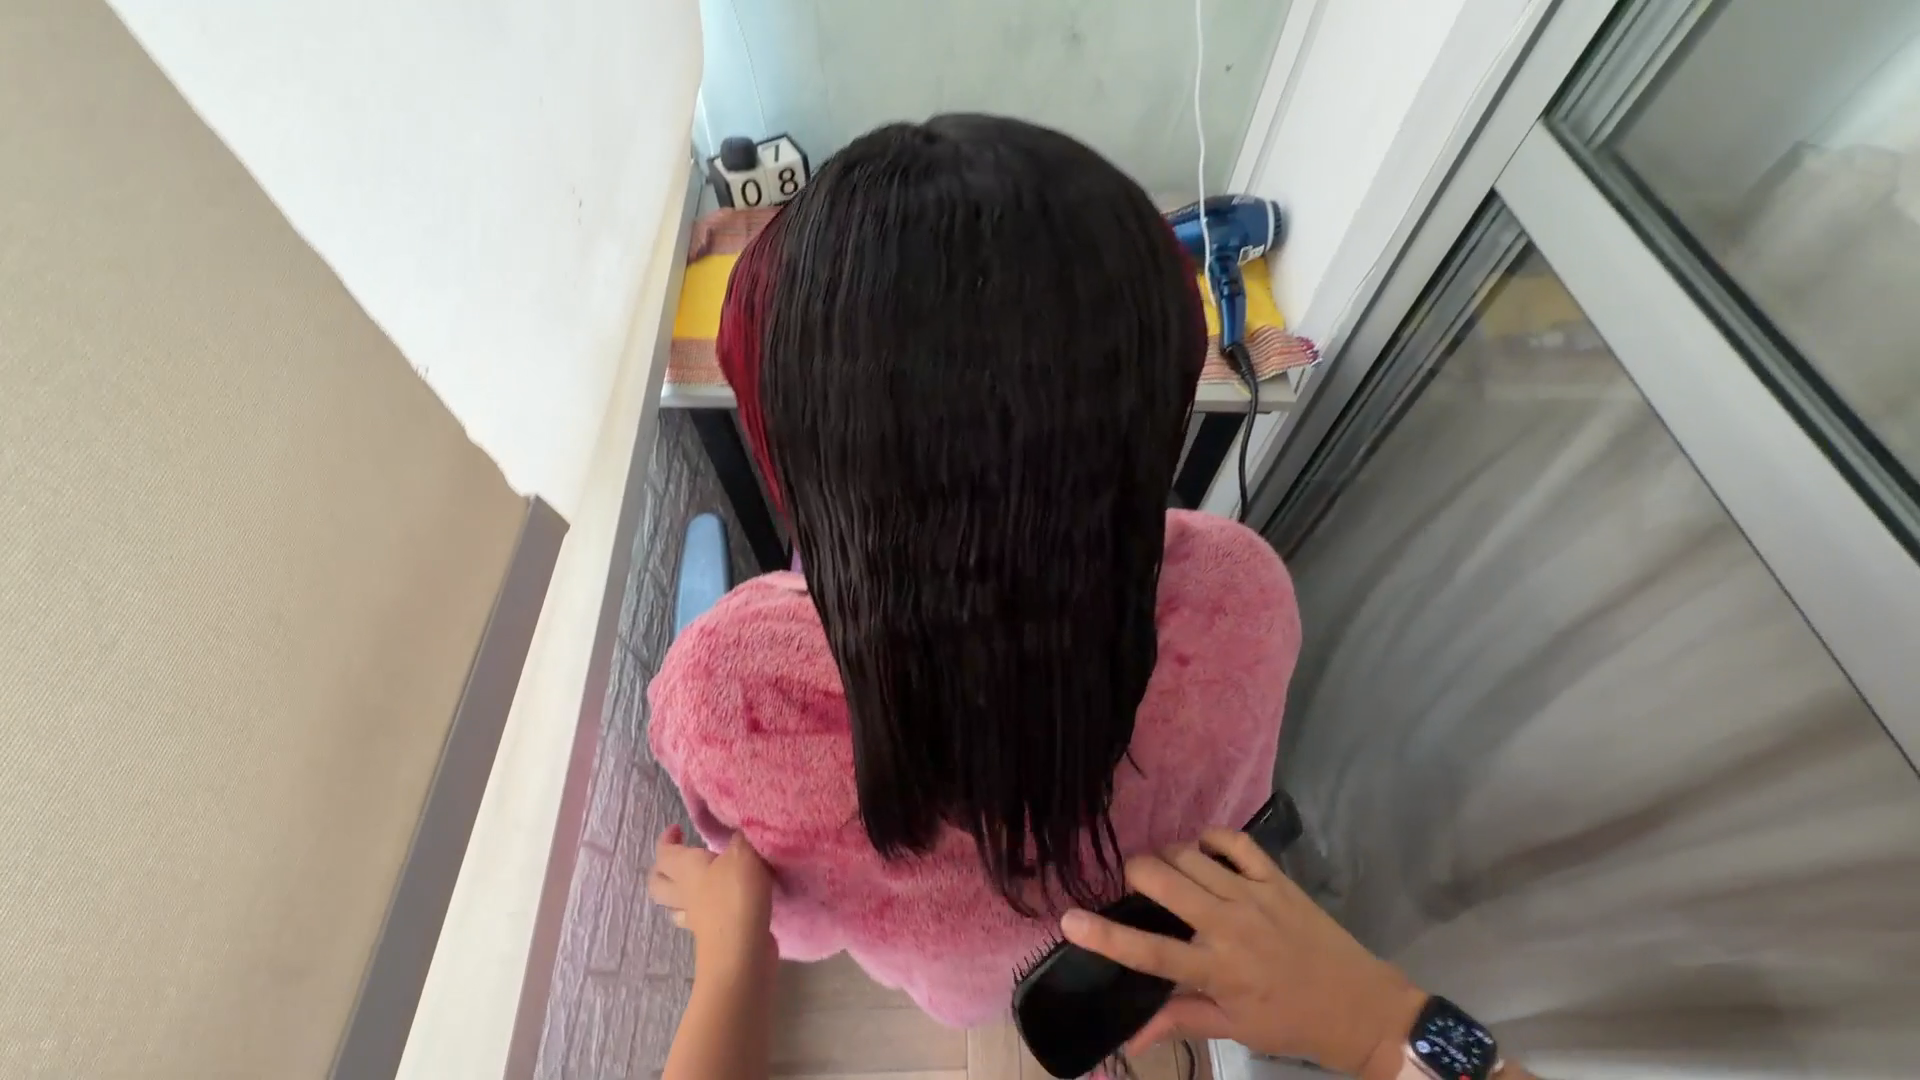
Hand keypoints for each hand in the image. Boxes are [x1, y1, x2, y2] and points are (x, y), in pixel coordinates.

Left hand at [648, 826, 774, 974]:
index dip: (666, 840)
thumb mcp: (745, 853)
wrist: (741, 954)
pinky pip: (700, 919)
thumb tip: (740, 825)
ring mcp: (698, 919)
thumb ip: (742, 836)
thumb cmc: (737, 896)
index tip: (675, 828)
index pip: (665, 853)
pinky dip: (705, 910)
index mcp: (688, 869)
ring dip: (680, 893)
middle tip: (678, 856)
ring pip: (677, 905)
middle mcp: (687, 893)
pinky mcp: (713, 937)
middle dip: (662, 870)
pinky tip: (722, 904)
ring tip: (698, 881)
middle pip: (659, 884)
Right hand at [1059, 829, 1425, 1077]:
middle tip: (1135, 883)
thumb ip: (1179, 1021)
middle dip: (1136, 872)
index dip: (1104, 935)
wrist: (1362, 1007)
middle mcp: (1229, 927)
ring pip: (1190, 856)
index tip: (1069, 919)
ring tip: (1167, 871)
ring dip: (1168, 857)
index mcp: (1216, 971)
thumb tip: (1129, 1036)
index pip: (1149, 952)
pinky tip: (1202, 850)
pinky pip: (1233, 841)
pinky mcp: (1275, 877)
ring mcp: (1253, 896)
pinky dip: (1210, 838)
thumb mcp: (1235, 1028)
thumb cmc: (1292, 1023)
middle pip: (1165, 882)